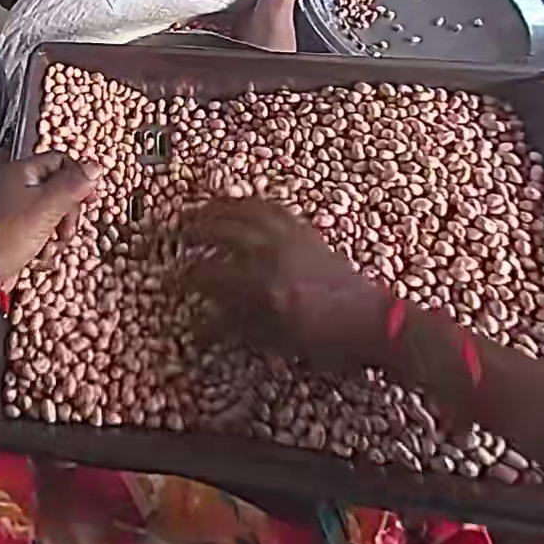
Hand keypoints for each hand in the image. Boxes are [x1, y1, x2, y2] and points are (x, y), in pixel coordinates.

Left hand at [0, 154, 103, 301]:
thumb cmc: (7, 235)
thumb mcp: (47, 206)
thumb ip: (73, 185)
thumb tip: (96, 166)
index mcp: (23, 171)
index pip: (61, 161)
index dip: (79, 177)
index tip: (91, 197)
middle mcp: (18, 187)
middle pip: (60, 189)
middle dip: (69, 212)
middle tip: (67, 229)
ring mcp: (16, 211)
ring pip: (53, 214)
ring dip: (59, 232)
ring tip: (53, 246)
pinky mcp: (14, 233)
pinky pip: (41, 233)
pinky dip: (46, 245)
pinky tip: (42, 256)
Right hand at [185, 198, 394, 370]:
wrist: (372, 321)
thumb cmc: (325, 339)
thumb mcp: (276, 340)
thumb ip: (233, 327)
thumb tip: (196, 327)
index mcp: (263, 286)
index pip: (211, 273)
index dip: (186, 275)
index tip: (171, 278)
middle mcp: (273, 254)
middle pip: (223, 230)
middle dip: (195, 228)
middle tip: (178, 230)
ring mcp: (290, 237)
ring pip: (244, 211)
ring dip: (217, 208)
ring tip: (199, 209)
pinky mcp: (304, 230)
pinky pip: (271, 207)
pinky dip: (250, 202)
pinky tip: (239, 204)